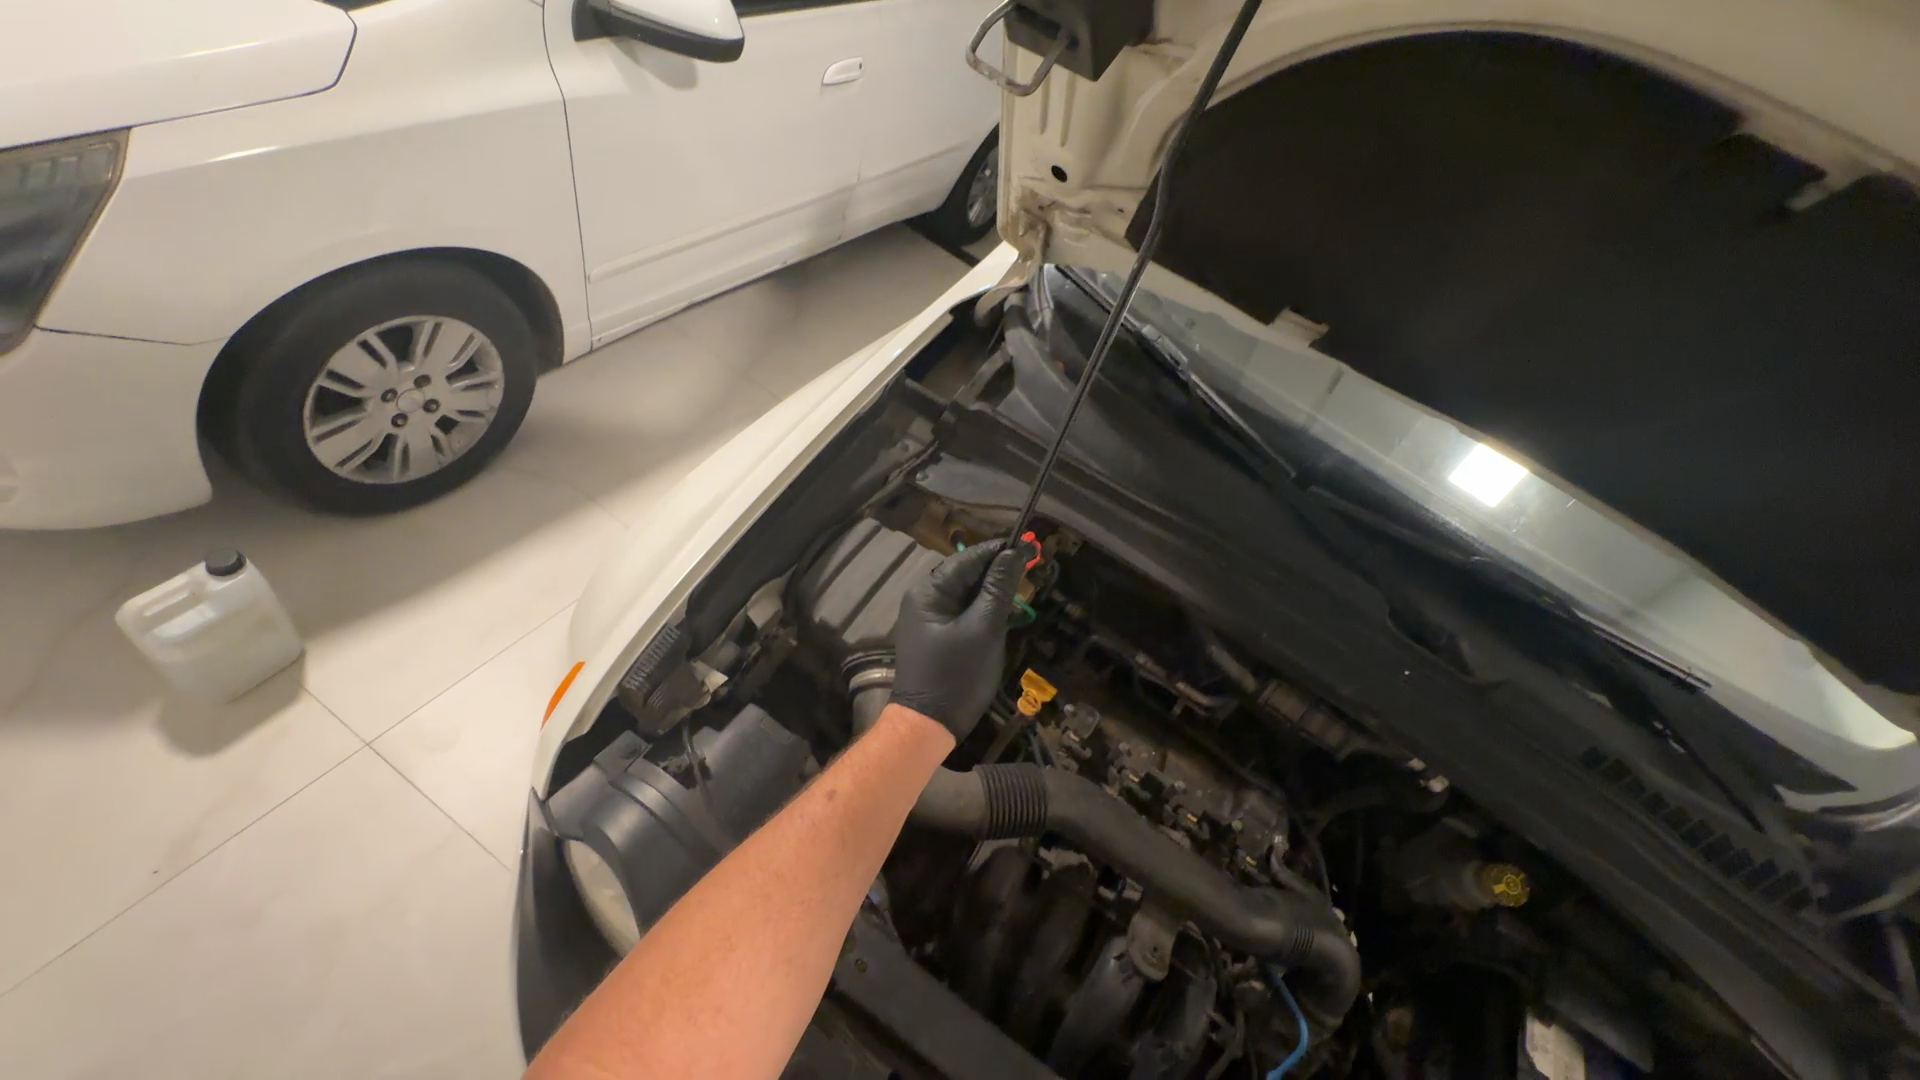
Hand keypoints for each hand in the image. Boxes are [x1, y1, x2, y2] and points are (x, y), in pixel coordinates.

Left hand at [889, 539, 1029, 741]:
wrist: (928, 726)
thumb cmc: (956, 676)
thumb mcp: (984, 629)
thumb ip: (999, 588)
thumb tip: (1015, 552)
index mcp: (930, 590)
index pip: (970, 557)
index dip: (1002, 551)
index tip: (1034, 547)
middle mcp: (925, 597)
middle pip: (968, 572)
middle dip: (999, 571)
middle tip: (1034, 570)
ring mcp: (929, 617)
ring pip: (968, 593)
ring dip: (994, 591)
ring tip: (1024, 592)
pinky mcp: (937, 635)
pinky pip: (964, 612)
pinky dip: (985, 610)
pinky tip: (1006, 615)